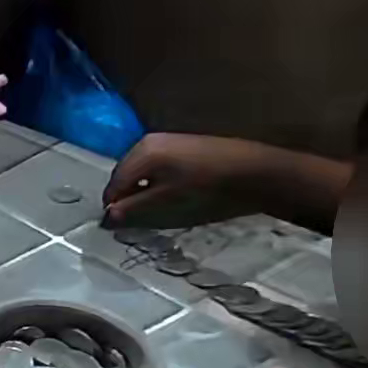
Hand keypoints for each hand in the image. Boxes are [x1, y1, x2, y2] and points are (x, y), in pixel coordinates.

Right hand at [102, 133, 309, 228]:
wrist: (262, 173)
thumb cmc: (208, 190)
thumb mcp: (165, 205)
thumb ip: (131, 211)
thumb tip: (104, 219)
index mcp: (141, 153)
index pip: (114, 185)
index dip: (115, 209)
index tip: (125, 227)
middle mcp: (149, 141)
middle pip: (126, 176)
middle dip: (130, 198)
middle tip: (143, 219)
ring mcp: (170, 140)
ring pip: (144, 172)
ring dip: (146, 191)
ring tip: (162, 209)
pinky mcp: (187, 144)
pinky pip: (161, 167)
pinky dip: (161, 183)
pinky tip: (178, 194)